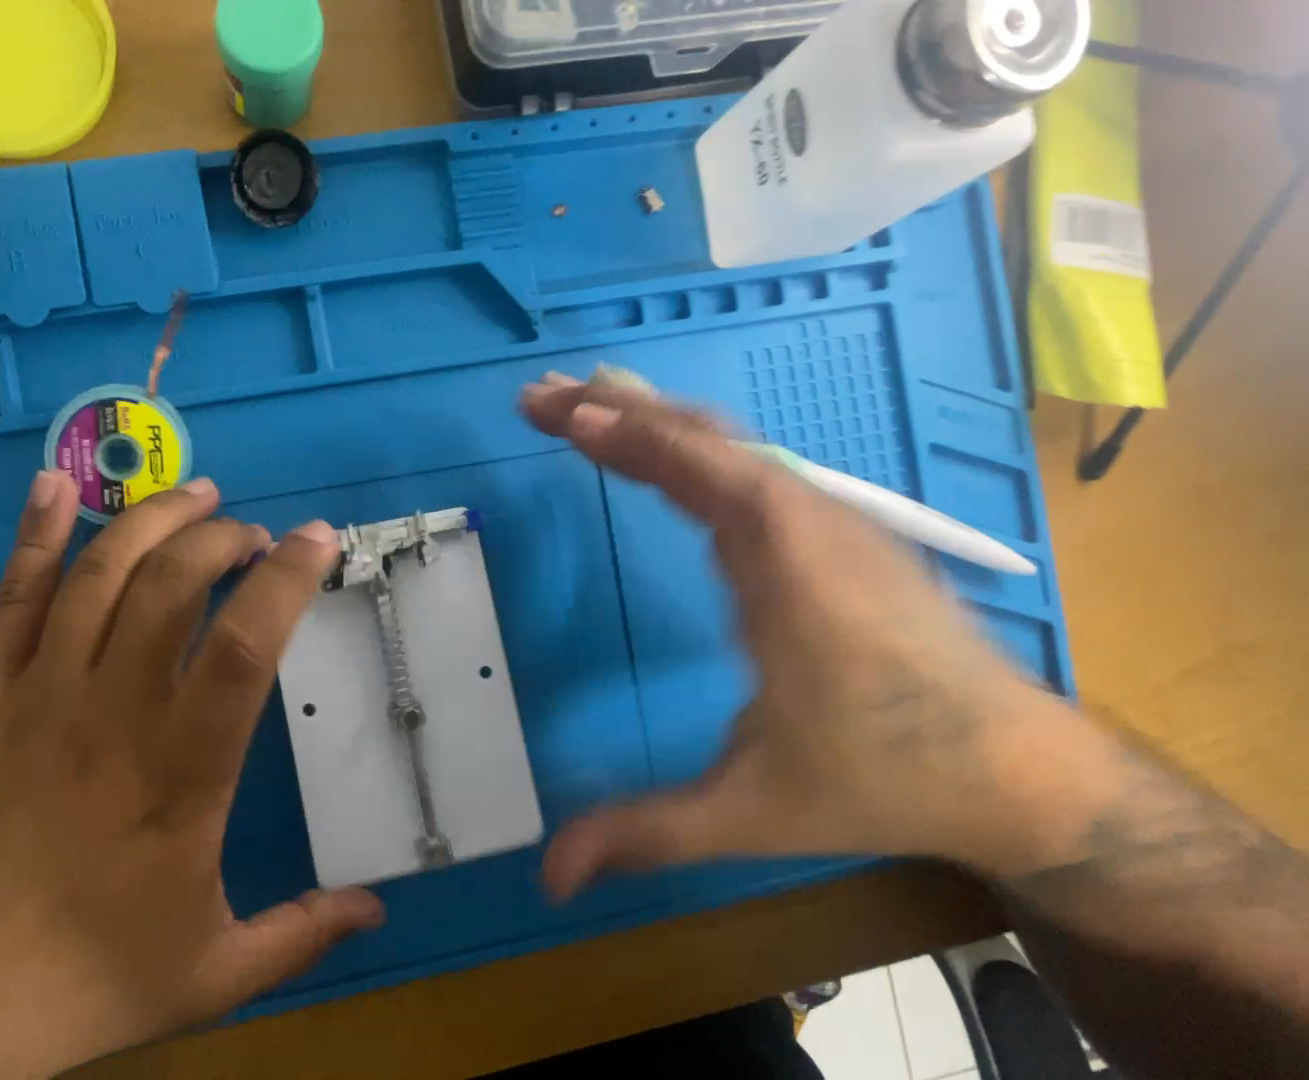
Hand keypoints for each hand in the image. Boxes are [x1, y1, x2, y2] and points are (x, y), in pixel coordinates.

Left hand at [0, 473, 383, 1078]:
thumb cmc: (82, 983)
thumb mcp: (214, 974)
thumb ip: (301, 934)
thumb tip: (378, 911)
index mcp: (183, 768)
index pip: (246, 644)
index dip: (287, 578)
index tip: (316, 539)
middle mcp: (113, 709)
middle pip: (173, 584)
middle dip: (222, 537)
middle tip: (249, 533)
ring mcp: (37, 692)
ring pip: (99, 572)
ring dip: (151, 519)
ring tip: (192, 495)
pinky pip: (11, 596)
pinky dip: (37, 534)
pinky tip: (56, 486)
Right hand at [520, 377, 1099, 898]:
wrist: (1022, 775)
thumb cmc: (884, 779)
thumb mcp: (753, 811)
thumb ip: (648, 831)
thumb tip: (547, 875)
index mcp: (786, 566)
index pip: (700, 469)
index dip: (629, 437)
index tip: (562, 415)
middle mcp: (808, 524)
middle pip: (705, 438)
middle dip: (616, 411)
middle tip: (540, 397)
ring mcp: (830, 523)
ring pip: (732, 445)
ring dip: (653, 418)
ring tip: (586, 402)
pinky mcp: (838, 536)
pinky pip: (752, 466)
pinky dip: (692, 443)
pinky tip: (667, 448)